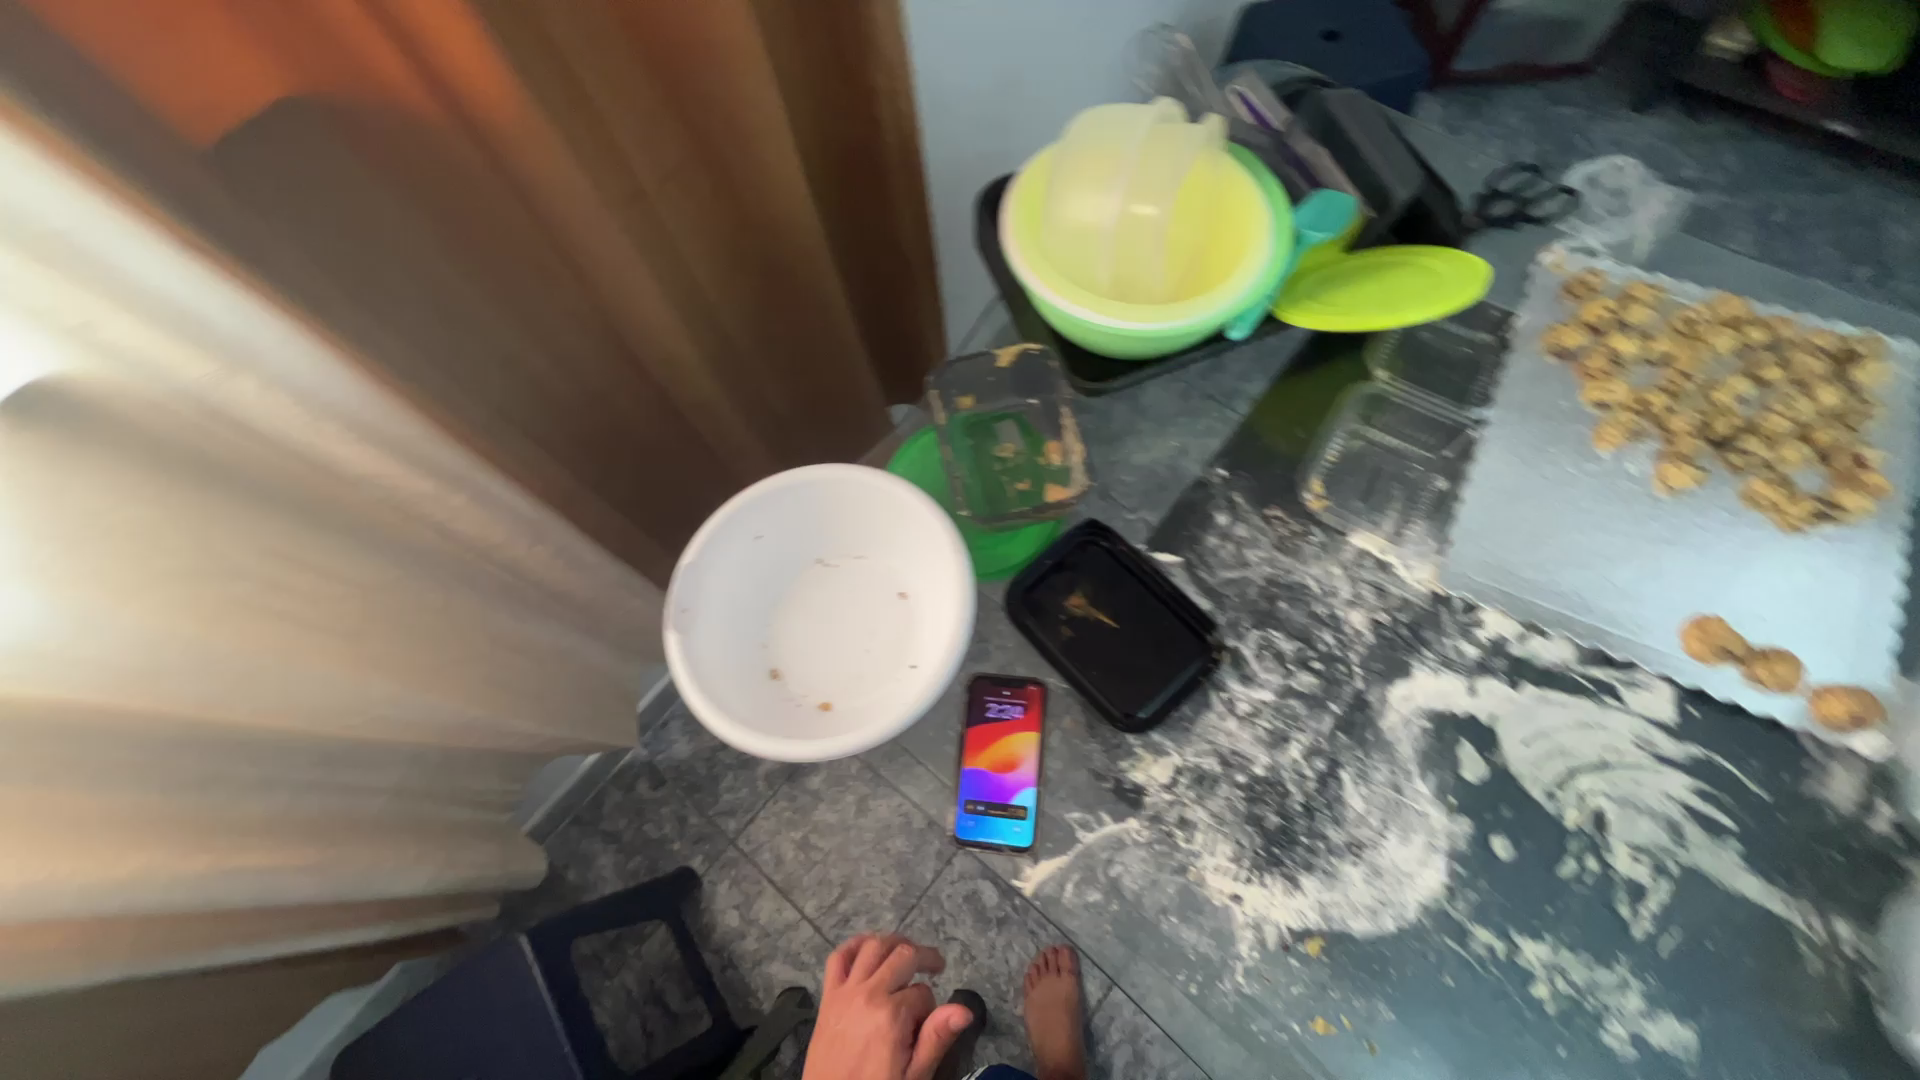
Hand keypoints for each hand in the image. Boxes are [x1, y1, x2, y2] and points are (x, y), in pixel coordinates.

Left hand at [801, 933, 973, 1079]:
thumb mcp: (913, 1076)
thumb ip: (936, 1039)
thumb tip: (965, 1010)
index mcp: (892, 1016)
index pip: (923, 992)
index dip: (931, 1005)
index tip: (926, 1022)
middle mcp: (869, 994)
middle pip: (904, 955)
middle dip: (925, 957)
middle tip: (937, 967)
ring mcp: (846, 991)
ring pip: (874, 946)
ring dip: (895, 942)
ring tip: (909, 953)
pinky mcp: (828, 995)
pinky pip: (839, 956)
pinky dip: (855, 944)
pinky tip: (870, 947)